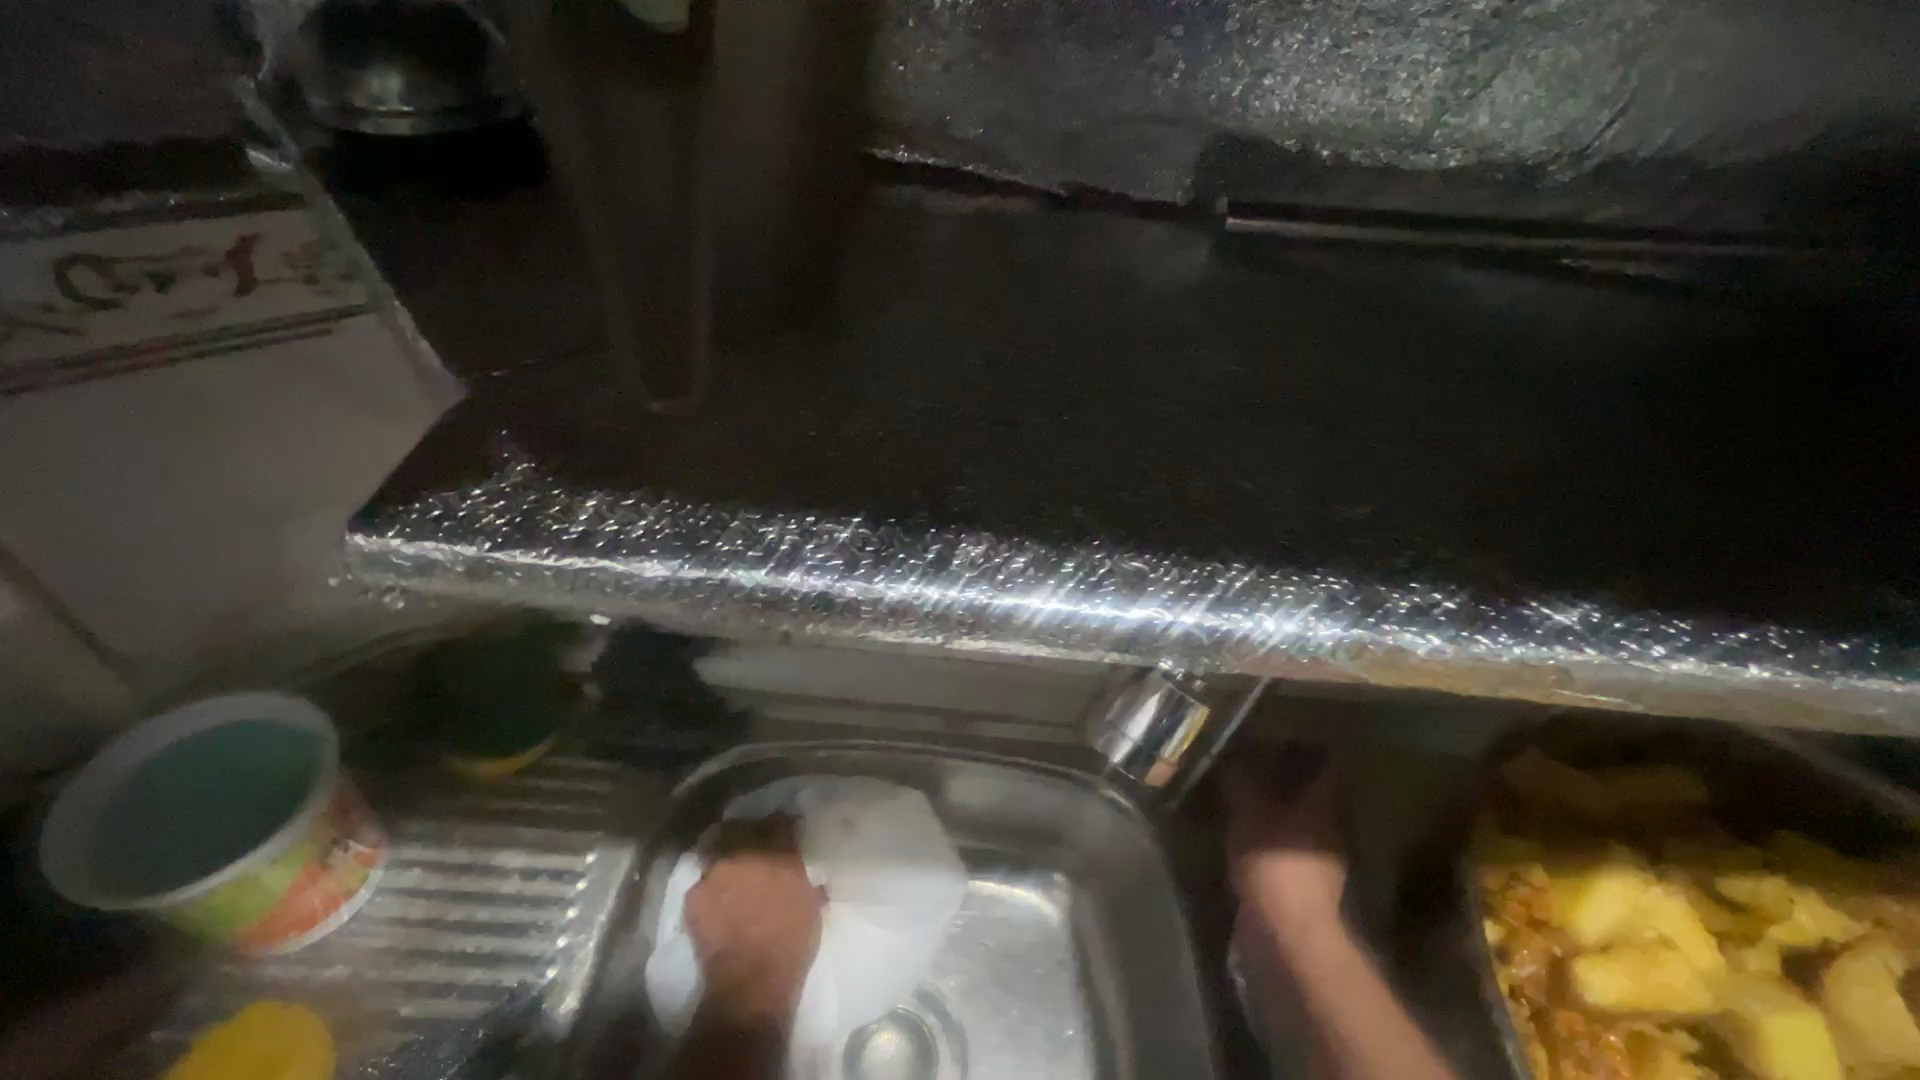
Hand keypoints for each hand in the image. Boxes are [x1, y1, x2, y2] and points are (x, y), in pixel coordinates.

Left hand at [684, 815, 823, 1026]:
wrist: (752, 981)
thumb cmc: (792, 944)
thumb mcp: (812, 907)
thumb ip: (808, 883)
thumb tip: (812, 877)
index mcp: (780, 853)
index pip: (780, 822)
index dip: (781, 825)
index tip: (784, 831)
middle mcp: (745, 854)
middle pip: (743, 829)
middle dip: (748, 834)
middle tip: (753, 849)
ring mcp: (716, 873)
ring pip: (718, 852)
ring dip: (725, 858)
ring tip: (731, 874)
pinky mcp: (694, 896)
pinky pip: (702, 883)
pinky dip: (710, 889)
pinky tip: (715, 902)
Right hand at [1221, 742, 1347, 951]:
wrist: (1286, 937)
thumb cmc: (1275, 864)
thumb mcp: (1249, 812)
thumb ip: (1241, 780)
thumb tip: (1230, 752)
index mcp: (1325, 805)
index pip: (1326, 764)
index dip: (1307, 745)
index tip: (1281, 730)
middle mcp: (1328, 828)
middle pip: (1310, 792)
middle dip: (1284, 776)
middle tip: (1250, 757)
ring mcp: (1317, 860)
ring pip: (1295, 820)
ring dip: (1272, 808)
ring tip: (1236, 793)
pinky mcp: (1299, 886)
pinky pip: (1281, 847)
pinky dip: (1264, 837)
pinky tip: (1238, 832)